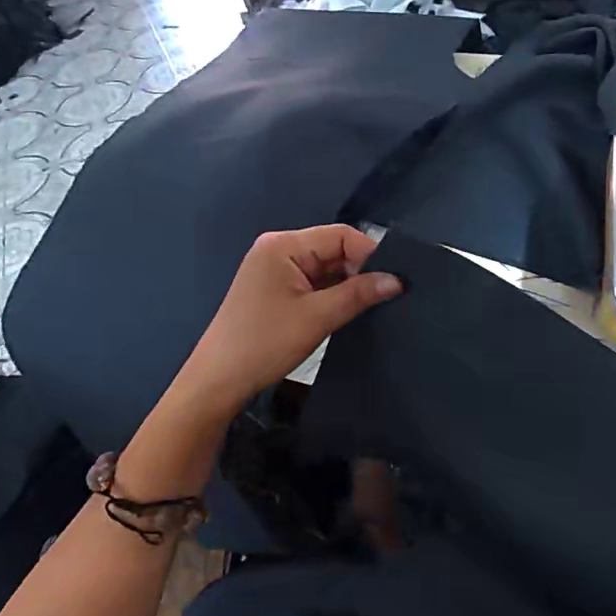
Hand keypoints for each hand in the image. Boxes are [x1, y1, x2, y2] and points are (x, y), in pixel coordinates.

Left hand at [173, 226, 401, 417]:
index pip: (340, 235)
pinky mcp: (273, 288)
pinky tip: (347, 310)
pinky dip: (330, 293)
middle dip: (360, 270)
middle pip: (332, 248)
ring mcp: (273, 268)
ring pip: (324, 267)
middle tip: (387, 296)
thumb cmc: (265, 343)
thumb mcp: (317, 317)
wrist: (217, 380)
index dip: (370, 254)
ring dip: (346, 284)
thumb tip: (397, 280)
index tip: (394, 281)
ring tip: (372, 305)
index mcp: (283, 245)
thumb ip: (359, 294)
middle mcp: (277, 248)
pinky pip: (311, 281)